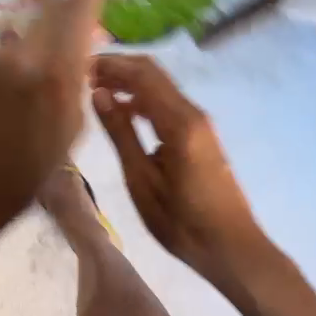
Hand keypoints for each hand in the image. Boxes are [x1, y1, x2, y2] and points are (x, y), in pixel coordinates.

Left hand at [0, 0, 109, 266]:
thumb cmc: (23, 177)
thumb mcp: (66, 135)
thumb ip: (75, 85)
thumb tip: (83, 50)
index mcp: (54, 77)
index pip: (77, 17)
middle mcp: (19, 55)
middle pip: (47, 20)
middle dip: (60, 20)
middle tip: (69, 37)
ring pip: (21, 39)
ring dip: (29, 51)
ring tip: (24, 92)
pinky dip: (5, 66)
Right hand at [90, 55, 266, 276]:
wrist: (234, 250)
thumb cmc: (182, 221)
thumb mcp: (141, 180)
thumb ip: (120, 132)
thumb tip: (99, 92)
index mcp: (178, 122)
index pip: (141, 74)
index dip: (110, 65)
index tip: (81, 70)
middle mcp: (192, 112)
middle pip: (152, 72)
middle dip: (119, 68)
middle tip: (87, 76)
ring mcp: (200, 122)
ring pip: (161, 85)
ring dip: (130, 81)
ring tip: (100, 91)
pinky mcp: (201, 134)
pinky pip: (168, 101)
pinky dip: (143, 97)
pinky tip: (126, 112)